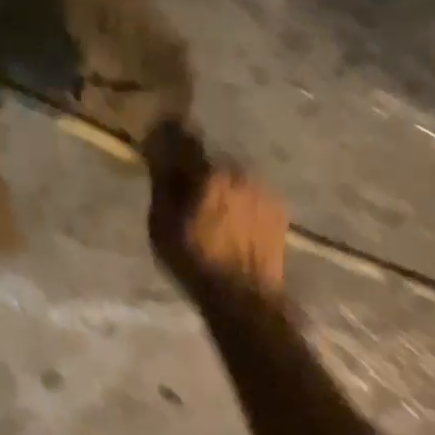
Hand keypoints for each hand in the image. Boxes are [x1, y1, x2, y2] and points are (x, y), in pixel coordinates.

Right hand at [140, 121, 287, 293]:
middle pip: (209, 159)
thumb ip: (162, 179)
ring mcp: (262, 189)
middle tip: (182, 187)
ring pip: (231, 176)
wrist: (244, 296)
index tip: (157, 141)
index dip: (168, 138)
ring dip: (218, 184)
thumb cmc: (193, 259)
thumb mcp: (161, 221)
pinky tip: (229, 220)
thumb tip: (157, 144)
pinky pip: (248, 193)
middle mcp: (239, 171)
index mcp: (208, 171)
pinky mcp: (277, 208)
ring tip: (207, 207)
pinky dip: (236, 199)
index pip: (183, 140)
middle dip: (195, 167)